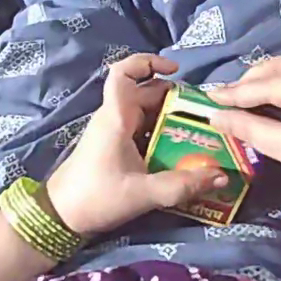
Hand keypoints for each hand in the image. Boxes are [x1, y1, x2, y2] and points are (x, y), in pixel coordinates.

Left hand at [45, 53, 224, 234]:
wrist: (60, 217)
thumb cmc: (96, 197)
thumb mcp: (143, 193)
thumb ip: (182, 185)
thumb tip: (221, 175)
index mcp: (116, 117)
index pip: (124, 72)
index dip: (148, 62)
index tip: (175, 70)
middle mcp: (114, 118)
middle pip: (145, 93)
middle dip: (174, 99)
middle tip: (203, 114)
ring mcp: (113, 132)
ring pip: (145, 113)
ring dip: (169, 119)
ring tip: (199, 133)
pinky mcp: (114, 148)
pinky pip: (141, 131)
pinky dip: (160, 134)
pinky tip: (180, 151)